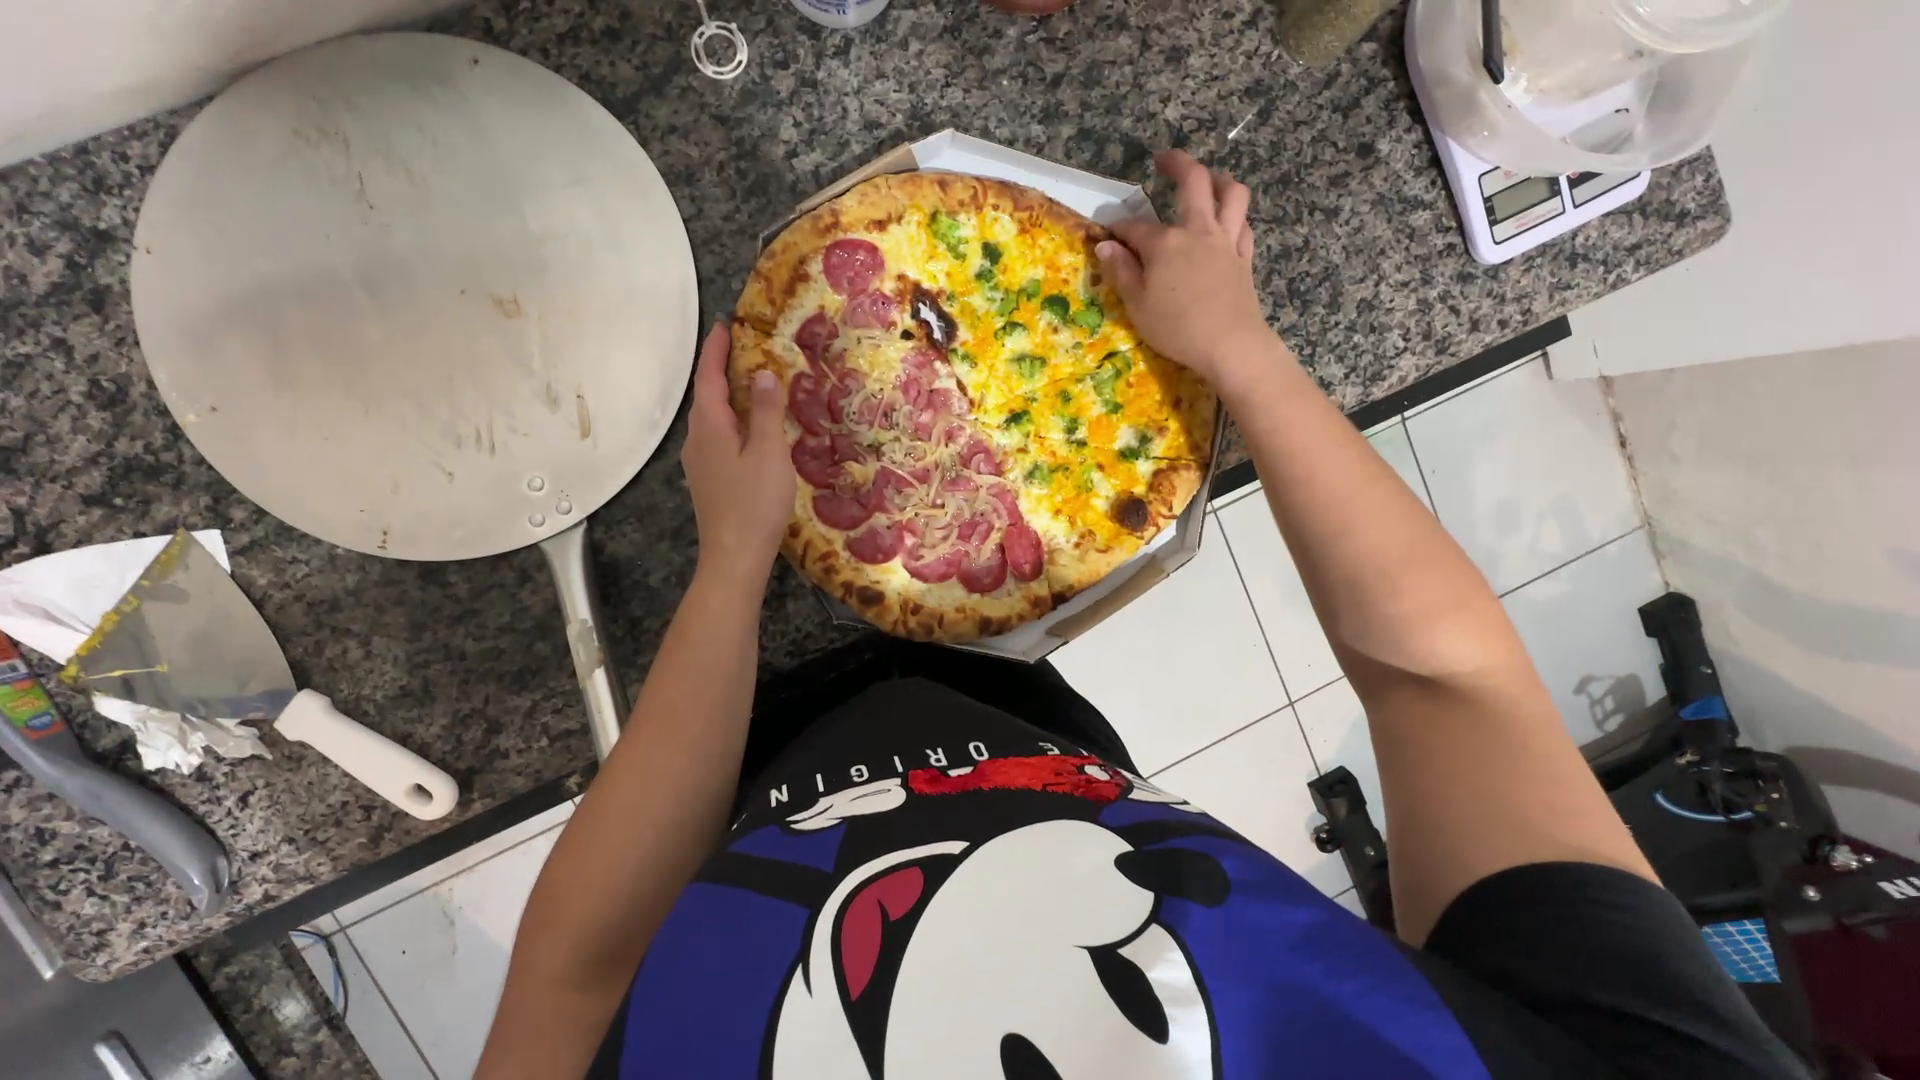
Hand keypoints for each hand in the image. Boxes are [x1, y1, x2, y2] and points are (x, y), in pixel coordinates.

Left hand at [681, 323, 793, 581]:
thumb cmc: (754, 504)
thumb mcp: (769, 453)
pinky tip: (751, 429)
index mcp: (710, 426)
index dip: (716, 350)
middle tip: (745, 348)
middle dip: (722, 370)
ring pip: (712, 418)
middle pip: (707, 396)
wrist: (734, 558)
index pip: (708, 377)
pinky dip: (733, 421)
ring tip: (752, 383)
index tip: (726, 324)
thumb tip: (763, 373)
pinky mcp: (709, 480)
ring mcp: (700, 463)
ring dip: (729, 397)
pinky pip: (718, 437)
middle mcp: (697, 440)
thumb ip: (768, 411)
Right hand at [1097, 150, 1286, 391]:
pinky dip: (1235, 218)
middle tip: (1163, 159)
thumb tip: (1105, 245)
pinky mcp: (1244, 259)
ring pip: (1231, 194)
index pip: (1136, 227)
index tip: (1107, 235)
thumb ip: (1122, 271)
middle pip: (1193, 182)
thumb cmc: (1177, 328)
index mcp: (1165, 243)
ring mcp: (1226, 242)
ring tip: (1208, 178)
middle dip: (1177, 164)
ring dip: (1219, 179)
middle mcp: (1198, 231)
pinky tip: (1227, 223)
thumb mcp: (1137, 304)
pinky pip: (1244, 226)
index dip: (1119, 228)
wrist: (1231, 345)